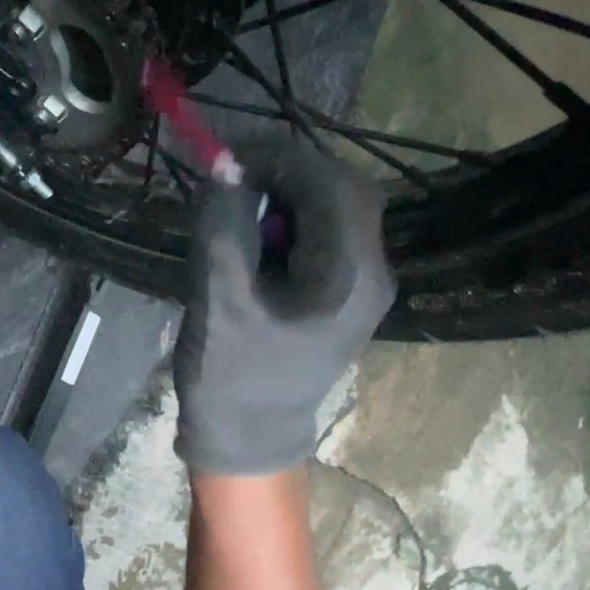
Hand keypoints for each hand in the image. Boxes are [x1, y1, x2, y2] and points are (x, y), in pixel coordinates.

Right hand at [172, 139, 394, 475]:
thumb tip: (226, 163)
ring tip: (236, 211)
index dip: (282, 157)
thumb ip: (224, 226)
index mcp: (349, 276)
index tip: (228, 154)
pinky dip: (288, 224)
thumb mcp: (219, 297)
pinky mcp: (341, 296)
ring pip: (335, 213)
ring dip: (287, 197)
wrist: (245, 435)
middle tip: (232, 177)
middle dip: (288, 173)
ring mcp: (362, 286)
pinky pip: (323, 239)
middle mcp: (371, 273)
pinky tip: (253, 241)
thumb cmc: (230, 373)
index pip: (332, 186)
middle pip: (343, 194)